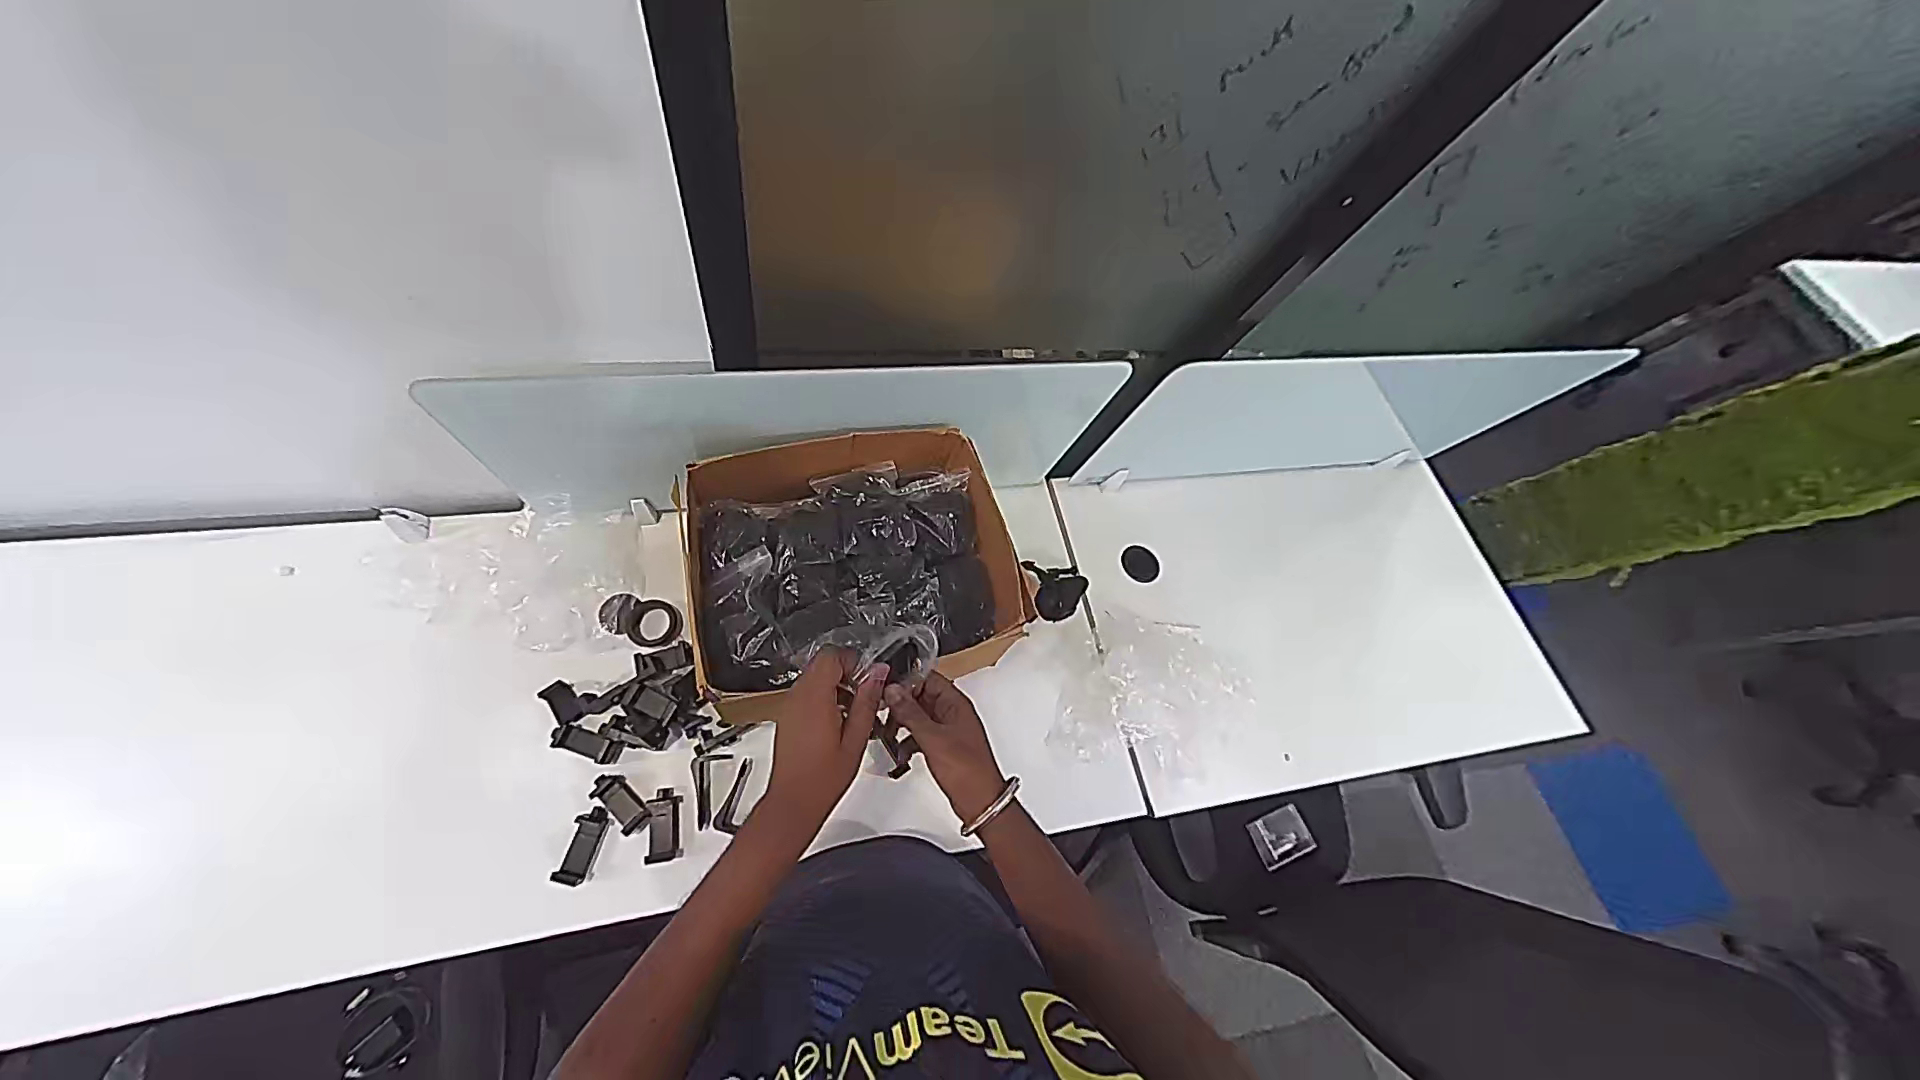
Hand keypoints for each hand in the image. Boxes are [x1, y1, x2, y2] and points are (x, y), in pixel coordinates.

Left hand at [762, 650, 886, 832]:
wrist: (793, 802)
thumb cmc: (821, 779)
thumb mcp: (856, 737)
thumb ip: (867, 701)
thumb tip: (877, 674)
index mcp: (814, 697)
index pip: (832, 655)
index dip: (854, 662)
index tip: (868, 679)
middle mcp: (797, 697)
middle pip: (823, 664)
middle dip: (848, 674)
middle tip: (865, 696)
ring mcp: (789, 706)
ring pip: (816, 677)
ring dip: (837, 687)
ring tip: (854, 713)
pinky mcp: (787, 716)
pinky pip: (807, 694)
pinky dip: (825, 698)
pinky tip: (839, 722)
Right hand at [883, 673, 1008, 822]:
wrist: (980, 801)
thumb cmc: (968, 770)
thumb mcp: (933, 737)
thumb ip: (911, 712)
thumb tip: (894, 691)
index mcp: (955, 703)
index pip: (928, 678)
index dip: (906, 681)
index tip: (887, 689)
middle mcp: (952, 713)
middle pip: (921, 696)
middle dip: (900, 704)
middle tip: (882, 712)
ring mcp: (948, 730)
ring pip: (919, 716)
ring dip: (902, 723)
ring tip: (887, 733)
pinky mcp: (943, 746)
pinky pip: (921, 735)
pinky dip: (909, 741)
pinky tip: (899, 751)